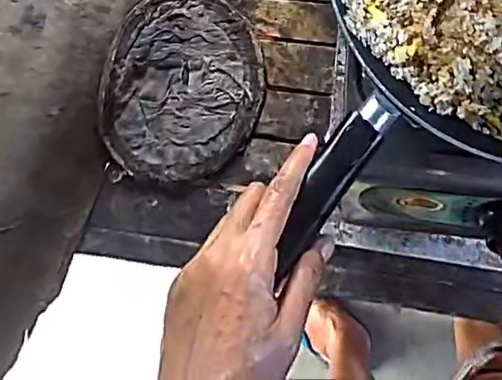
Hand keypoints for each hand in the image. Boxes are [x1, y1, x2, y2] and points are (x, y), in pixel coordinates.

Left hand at [158, 134, 329, 379]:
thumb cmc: (238, 378)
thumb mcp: (287, 331)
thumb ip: (307, 278)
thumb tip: (321, 245)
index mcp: (249, 263)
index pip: (278, 195)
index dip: (296, 163)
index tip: (306, 144)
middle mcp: (217, 256)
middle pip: (250, 196)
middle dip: (273, 198)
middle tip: (291, 225)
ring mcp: (194, 267)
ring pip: (229, 220)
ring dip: (251, 226)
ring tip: (264, 269)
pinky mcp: (179, 282)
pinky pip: (209, 246)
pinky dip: (228, 250)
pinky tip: (237, 287)